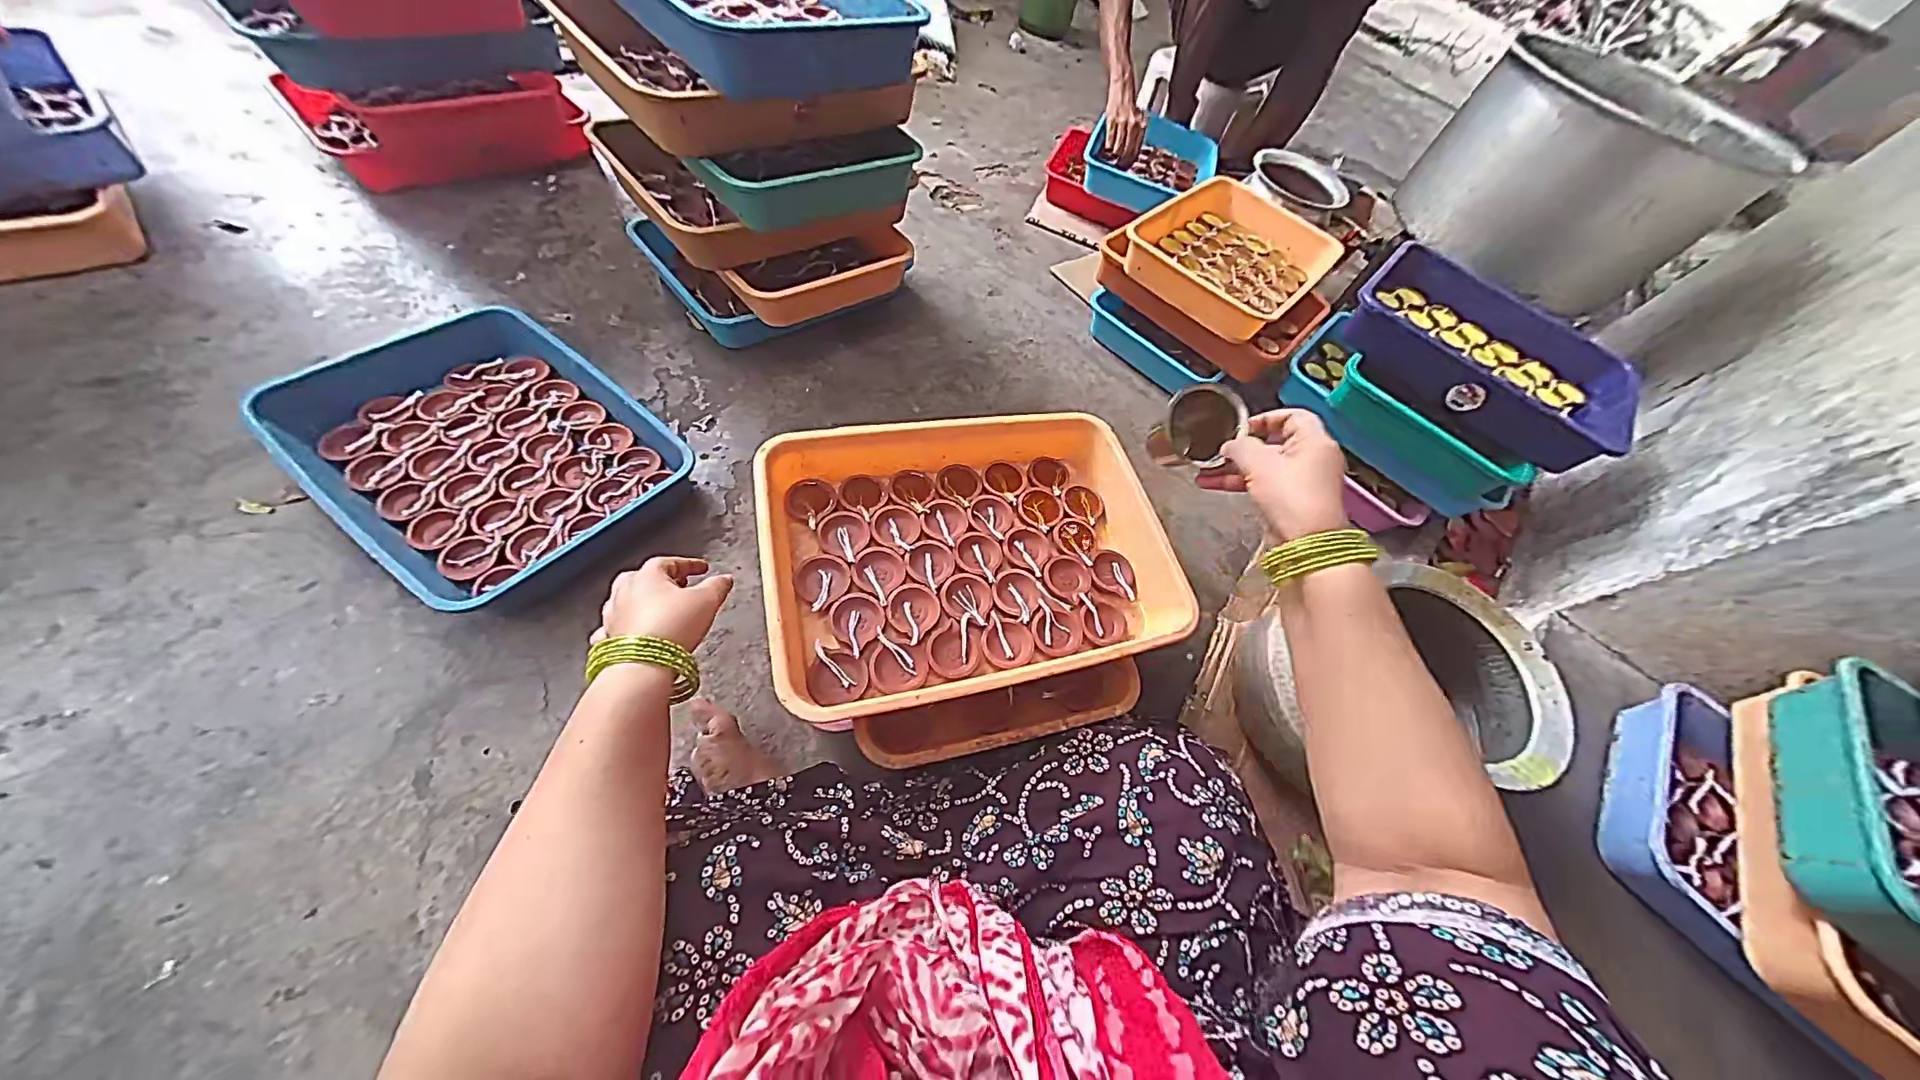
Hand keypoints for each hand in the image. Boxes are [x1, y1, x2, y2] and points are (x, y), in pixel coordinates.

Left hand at [597, 557, 732, 650]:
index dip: (690, 565)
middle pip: (645, 578)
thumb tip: (724, 579)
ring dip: (646, 601)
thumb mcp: (707, 601)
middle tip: (679, 587)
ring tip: (663, 609)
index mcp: (648, 575)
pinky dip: (631, 624)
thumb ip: (717, 586)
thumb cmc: (671, 627)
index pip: (671, 562)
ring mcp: (614, 614)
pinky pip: (619, 625)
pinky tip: (640, 630)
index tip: (702, 568)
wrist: (643, 664)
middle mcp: (625, 591)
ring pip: (629, 600)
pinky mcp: (610, 637)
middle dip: (663, 581)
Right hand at [1102, 84, 1146, 166]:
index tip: (1127, 167)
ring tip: (1111, 162)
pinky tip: (1106, 151)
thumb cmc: (1129, 97)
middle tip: (1118, 168)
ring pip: (1117, 148)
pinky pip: (1109, 139)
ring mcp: (1121, 122)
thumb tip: (1130, 147)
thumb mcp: (1137, 115)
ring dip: (1113, 158)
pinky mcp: (1111, 119)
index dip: (1131, 161)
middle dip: (1122, 163)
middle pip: (1126, 151)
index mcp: (1140, 124)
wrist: (1122, 80)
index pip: (1136, 149)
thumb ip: (1135, 130)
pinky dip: (1107, 148)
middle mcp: (1133, 123)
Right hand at [1196, 409, 1349, 541]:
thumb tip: (1230, 444)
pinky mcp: (1290, 500)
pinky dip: (1240, 482)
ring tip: (1207, 470)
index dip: (1264, 418)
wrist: (1305, 542)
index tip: (1241, 428)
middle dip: (1243, 447)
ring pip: (1264, 465)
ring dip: (1235, 467)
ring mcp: (1301, 481)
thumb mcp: (1259, 464)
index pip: (1291, 416)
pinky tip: (1214, 483)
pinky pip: (1262, 484)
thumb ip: (1240, 447)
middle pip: (1274, 443)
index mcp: (1314, 441)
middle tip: (1221, 450)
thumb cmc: (1293, 499)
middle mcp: (1311, 458)